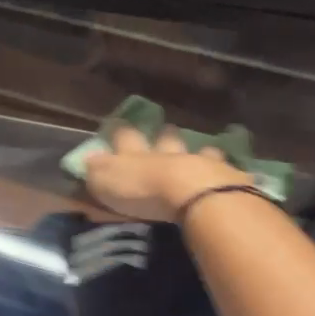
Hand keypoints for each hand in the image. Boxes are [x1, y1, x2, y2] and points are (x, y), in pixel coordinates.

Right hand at [84, 125, 251, 221]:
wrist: (192, 194)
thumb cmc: (142, 189)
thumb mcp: (105, 180)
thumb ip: (96, 169)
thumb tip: (88, 157)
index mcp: (134, 155)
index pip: (124, 138)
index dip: (120, 131)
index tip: (118, 121)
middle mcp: (164, 154)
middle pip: (163, 140)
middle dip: (162, 134)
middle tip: (165, 127)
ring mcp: (196, 162)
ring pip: (194, 151)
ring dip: (195, 149)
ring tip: (201, 147)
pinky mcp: (221, 176)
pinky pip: (221, 167)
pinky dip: (221, 165)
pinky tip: (226, 166)